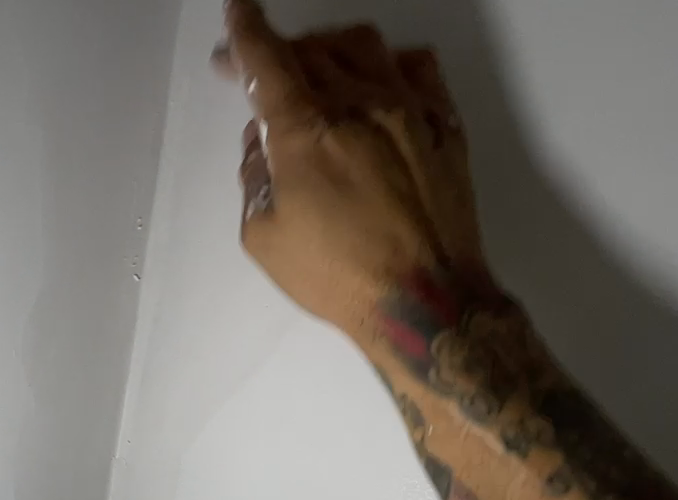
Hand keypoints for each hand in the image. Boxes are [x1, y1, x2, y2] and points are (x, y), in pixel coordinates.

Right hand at [216, 1, 488, 339]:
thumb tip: (261, 144)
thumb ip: (254, 179)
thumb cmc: (332, 275)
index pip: (270, 64)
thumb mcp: (262, 237)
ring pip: (360, 46)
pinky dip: (380, 62)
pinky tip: (369, 80)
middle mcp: (358, 105)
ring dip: (324, 48)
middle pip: (310, 51)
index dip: (247, 33)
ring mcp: (407, 107)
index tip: (235, 10)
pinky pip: (412, 64)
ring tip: (307, 67)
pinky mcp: (442, 121)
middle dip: (274, 50)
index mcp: (307, 134)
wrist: (420, 294)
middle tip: (252, 64)